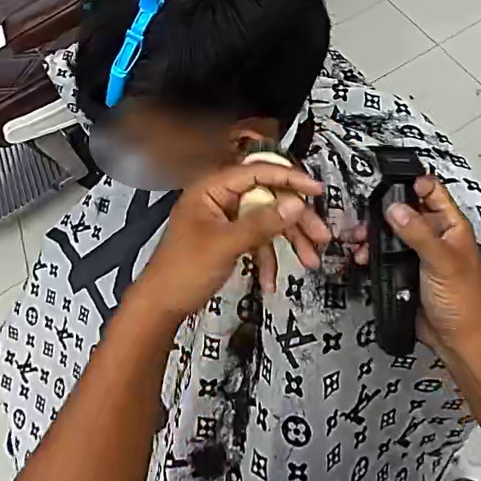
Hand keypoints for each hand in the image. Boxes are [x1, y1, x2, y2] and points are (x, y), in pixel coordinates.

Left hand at [127, 163, 328, 323]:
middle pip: (270, 197)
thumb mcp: (225, 244)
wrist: (160, 308)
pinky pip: (260, 239)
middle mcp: (222, 197)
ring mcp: (228, 217)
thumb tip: (296, 203)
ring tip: (310, 260)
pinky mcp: (232, 236)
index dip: (291, 178)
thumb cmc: (182, 271)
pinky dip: (269, 258)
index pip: (259, 172)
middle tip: (321, 235)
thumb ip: (262, 222)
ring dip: (290, 240)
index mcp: (212, 188)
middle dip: (296, 219)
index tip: (316, 190)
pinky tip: (270, 281)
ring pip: (270, 219)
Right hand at [355, 177, 480, 353]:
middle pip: (408, 209)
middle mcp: (437, 235)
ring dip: (376, 232)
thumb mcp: (440, 260)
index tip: (392, 184)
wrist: (455, 338)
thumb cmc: (463, 302)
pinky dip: (373, 251)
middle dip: (386, 210)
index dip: (413, 184)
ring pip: (394, 231)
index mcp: (452, 226)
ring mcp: (421, 252)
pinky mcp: (407, 269)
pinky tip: (363, 254)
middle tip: (368, 213)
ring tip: (361, 236)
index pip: (432, 191)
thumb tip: (396, 210)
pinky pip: (387, 252)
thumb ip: (417, 233)